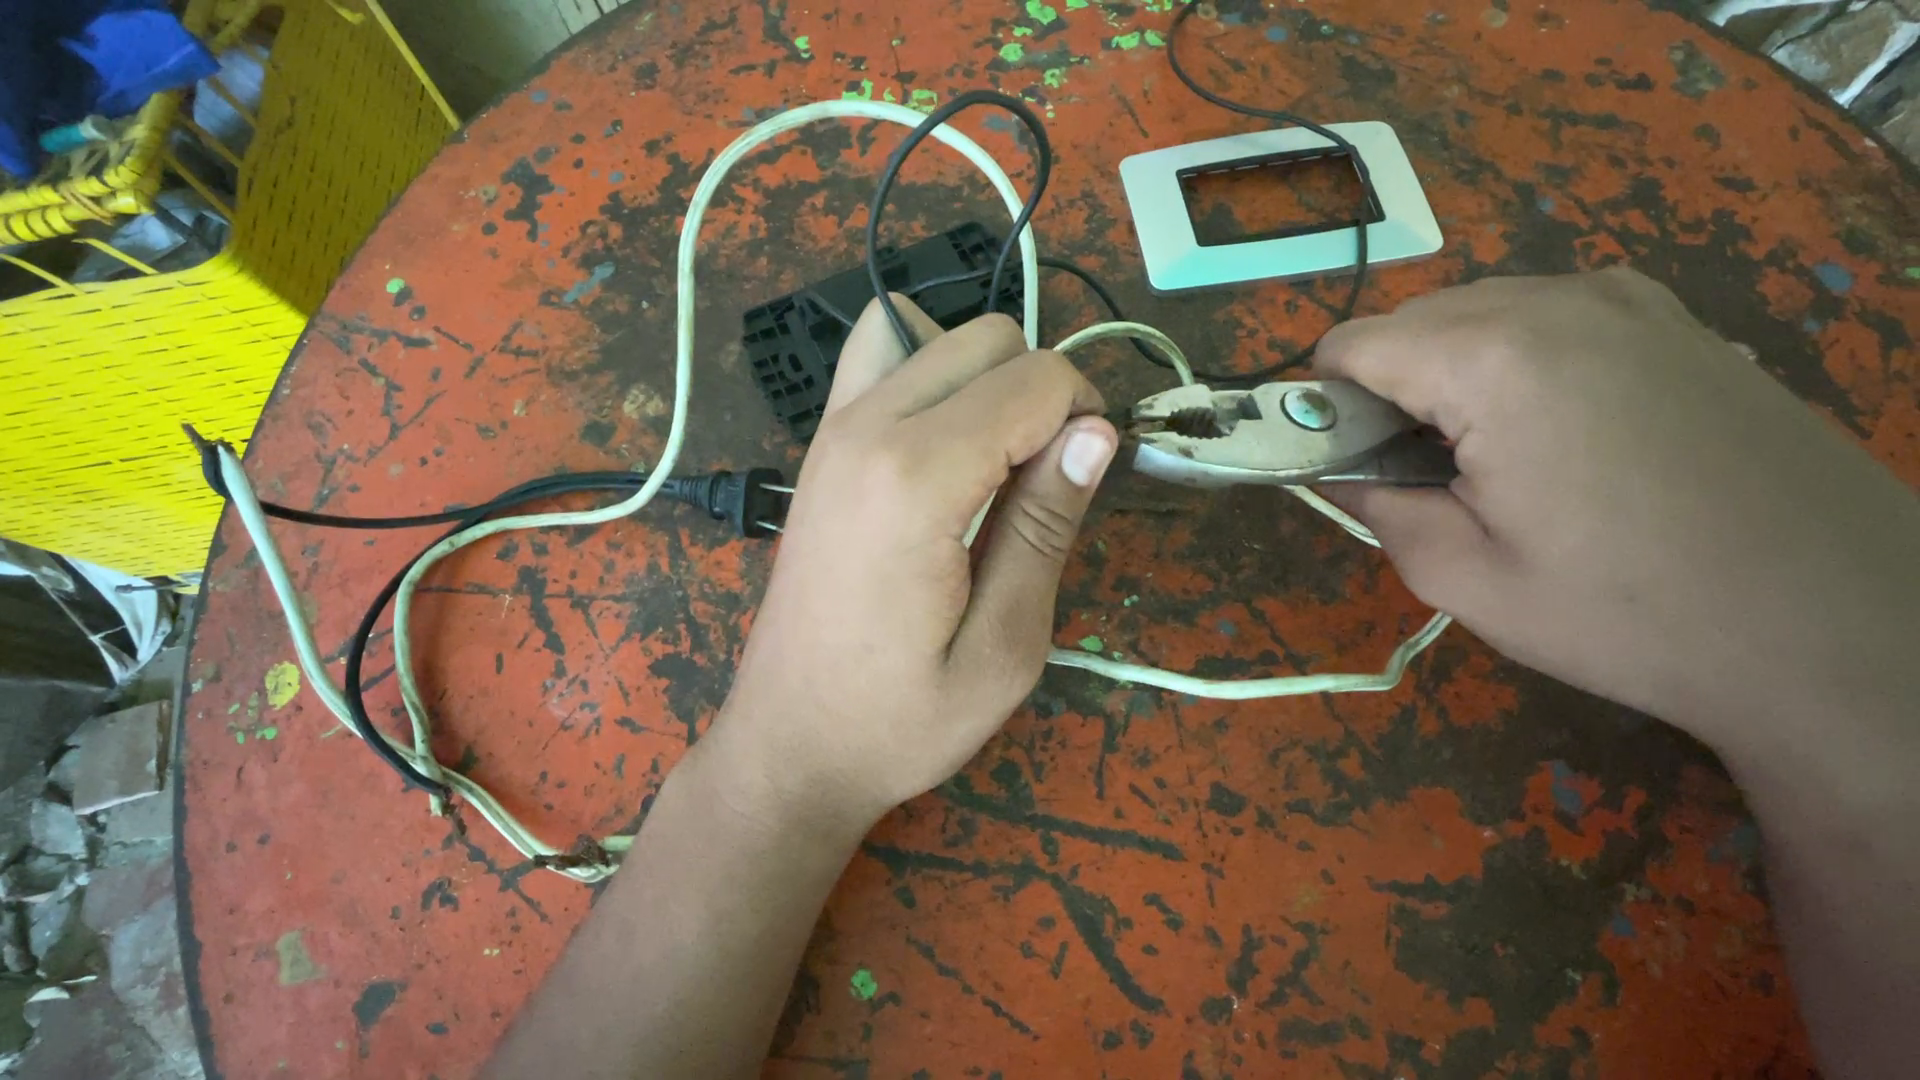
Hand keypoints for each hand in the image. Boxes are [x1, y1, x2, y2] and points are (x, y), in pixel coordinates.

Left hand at [692, 297, 1114, 835]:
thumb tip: (1097, 431)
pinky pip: (882, 359)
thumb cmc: (901, 718)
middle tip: (1046, 482)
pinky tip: (942, 448)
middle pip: (988, 340)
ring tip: (994, 465)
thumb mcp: (1003, 647)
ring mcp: (832, 428)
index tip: (1086, 482)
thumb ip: (1046, 526)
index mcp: (916, 478)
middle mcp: (866, 427)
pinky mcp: (820, 445)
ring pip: (935, 335)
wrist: (790, 741)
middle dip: (1040, 391)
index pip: (1035, 380)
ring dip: (986, 381)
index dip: (1085, 418)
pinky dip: (930, 376)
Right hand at [1314, 268, 1919, 735]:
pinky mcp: (1673, 320)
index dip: (1326, 404)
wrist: (1843, 628)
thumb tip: (1335, 468)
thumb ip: (1374, 504)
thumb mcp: (1462, 577)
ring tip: (1493, 462)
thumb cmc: (1630, 612)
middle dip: (1389, 389)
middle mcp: (1558, 301)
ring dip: (1448, 376)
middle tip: (1424, 476)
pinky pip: (1545, 320)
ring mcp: (1628, 300)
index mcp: (1492, 359)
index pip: (1350, 346)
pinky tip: (1560, 438)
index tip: (1350, 464)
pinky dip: (1512, 365)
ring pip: (1476, 315)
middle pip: (1410, 322)